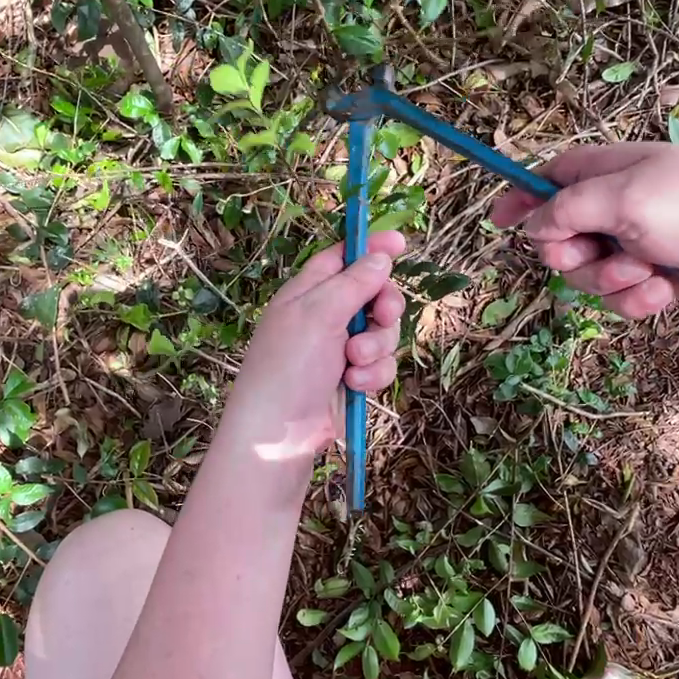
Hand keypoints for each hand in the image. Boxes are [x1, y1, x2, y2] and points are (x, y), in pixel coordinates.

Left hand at [221, 230, 407, 457]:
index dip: (370, 248)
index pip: (343, 257)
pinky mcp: (353, 378)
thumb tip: (380, 256)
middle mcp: (325, 316)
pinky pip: (381, 364)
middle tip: (382, 316)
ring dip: (376, 347)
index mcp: (308, 291)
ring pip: (383, 332)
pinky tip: (356, 385)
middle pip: (374, 294)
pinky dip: (374, 374)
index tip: (400, 244)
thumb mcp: (318, 314)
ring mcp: (339, 349)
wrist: (278, 435)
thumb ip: (353, 283)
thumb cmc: (288, 366)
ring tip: (354, 363)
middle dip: (384, 307)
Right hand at [489, 144, 678, 318]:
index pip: (551, 176)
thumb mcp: (622, 198)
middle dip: (572, 254)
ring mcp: (638, 242)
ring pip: (588, 271)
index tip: (498, 222)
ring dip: (609, 280)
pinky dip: (635, 298)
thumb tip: (534, 224)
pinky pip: (619, 294)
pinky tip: (662, 294)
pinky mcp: (655, 276)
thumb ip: (567, 208)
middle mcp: (621, 204)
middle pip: (561, 234)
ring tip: (644, 274)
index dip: (523, 197)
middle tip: (594, 254)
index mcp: (613, 170)